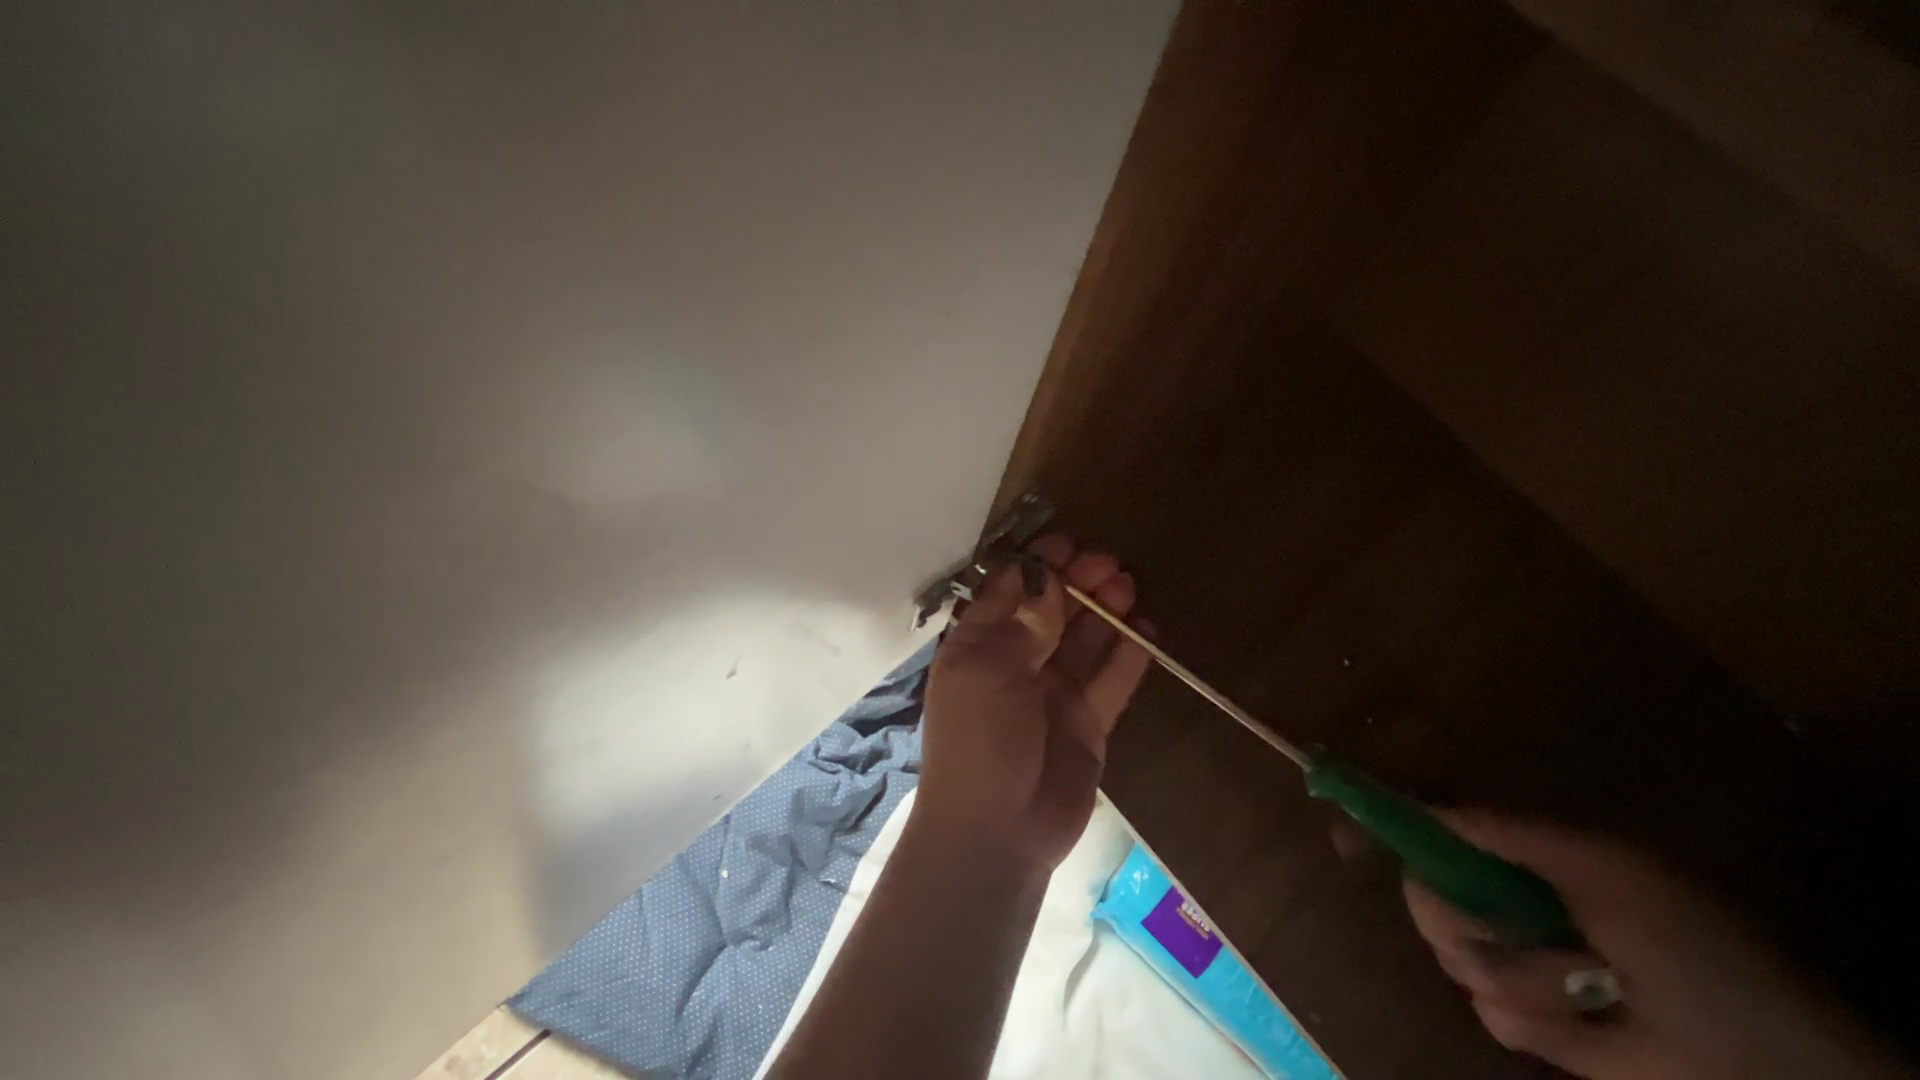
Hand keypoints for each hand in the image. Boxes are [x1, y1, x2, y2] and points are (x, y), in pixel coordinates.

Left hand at [916, 536, 1152, 874]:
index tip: (1066, 542)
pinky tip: (1147, 627)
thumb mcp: (988, 675)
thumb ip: (1023, 626)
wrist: (997, 832)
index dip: (1035, 566)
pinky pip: (1112, 678)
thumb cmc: (979, 743)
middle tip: (1108, 563)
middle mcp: (1016, 664)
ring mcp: (1054, 693)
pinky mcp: (1088, 721)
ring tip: (1127, 584)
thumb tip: (1048, 579)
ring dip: (1104, 612)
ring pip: (1083, 640)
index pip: (1007, 594)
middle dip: (1076, 584)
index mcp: (978, 648)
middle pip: (1050, 611)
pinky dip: (1129, 653)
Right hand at [1405, 812, 1906, 1079]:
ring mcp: (1517, 964)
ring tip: (1585, 988)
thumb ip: (1510, 834)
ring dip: (1519, 977)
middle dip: (1460, 919)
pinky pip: (1488, 1012)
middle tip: (1509, 932)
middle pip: (1427, 896)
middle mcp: (1510, 903)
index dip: (1400, 830)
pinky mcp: (1528, 1023)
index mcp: (1526, 858)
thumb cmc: (1686, 945)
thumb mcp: (1602, 870)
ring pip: (1454, 958)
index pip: (1440, 832)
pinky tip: (1586, 1025)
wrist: (1755, 1059)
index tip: (1348, 829)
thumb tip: (1423, 808)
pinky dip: (1536, 1021)